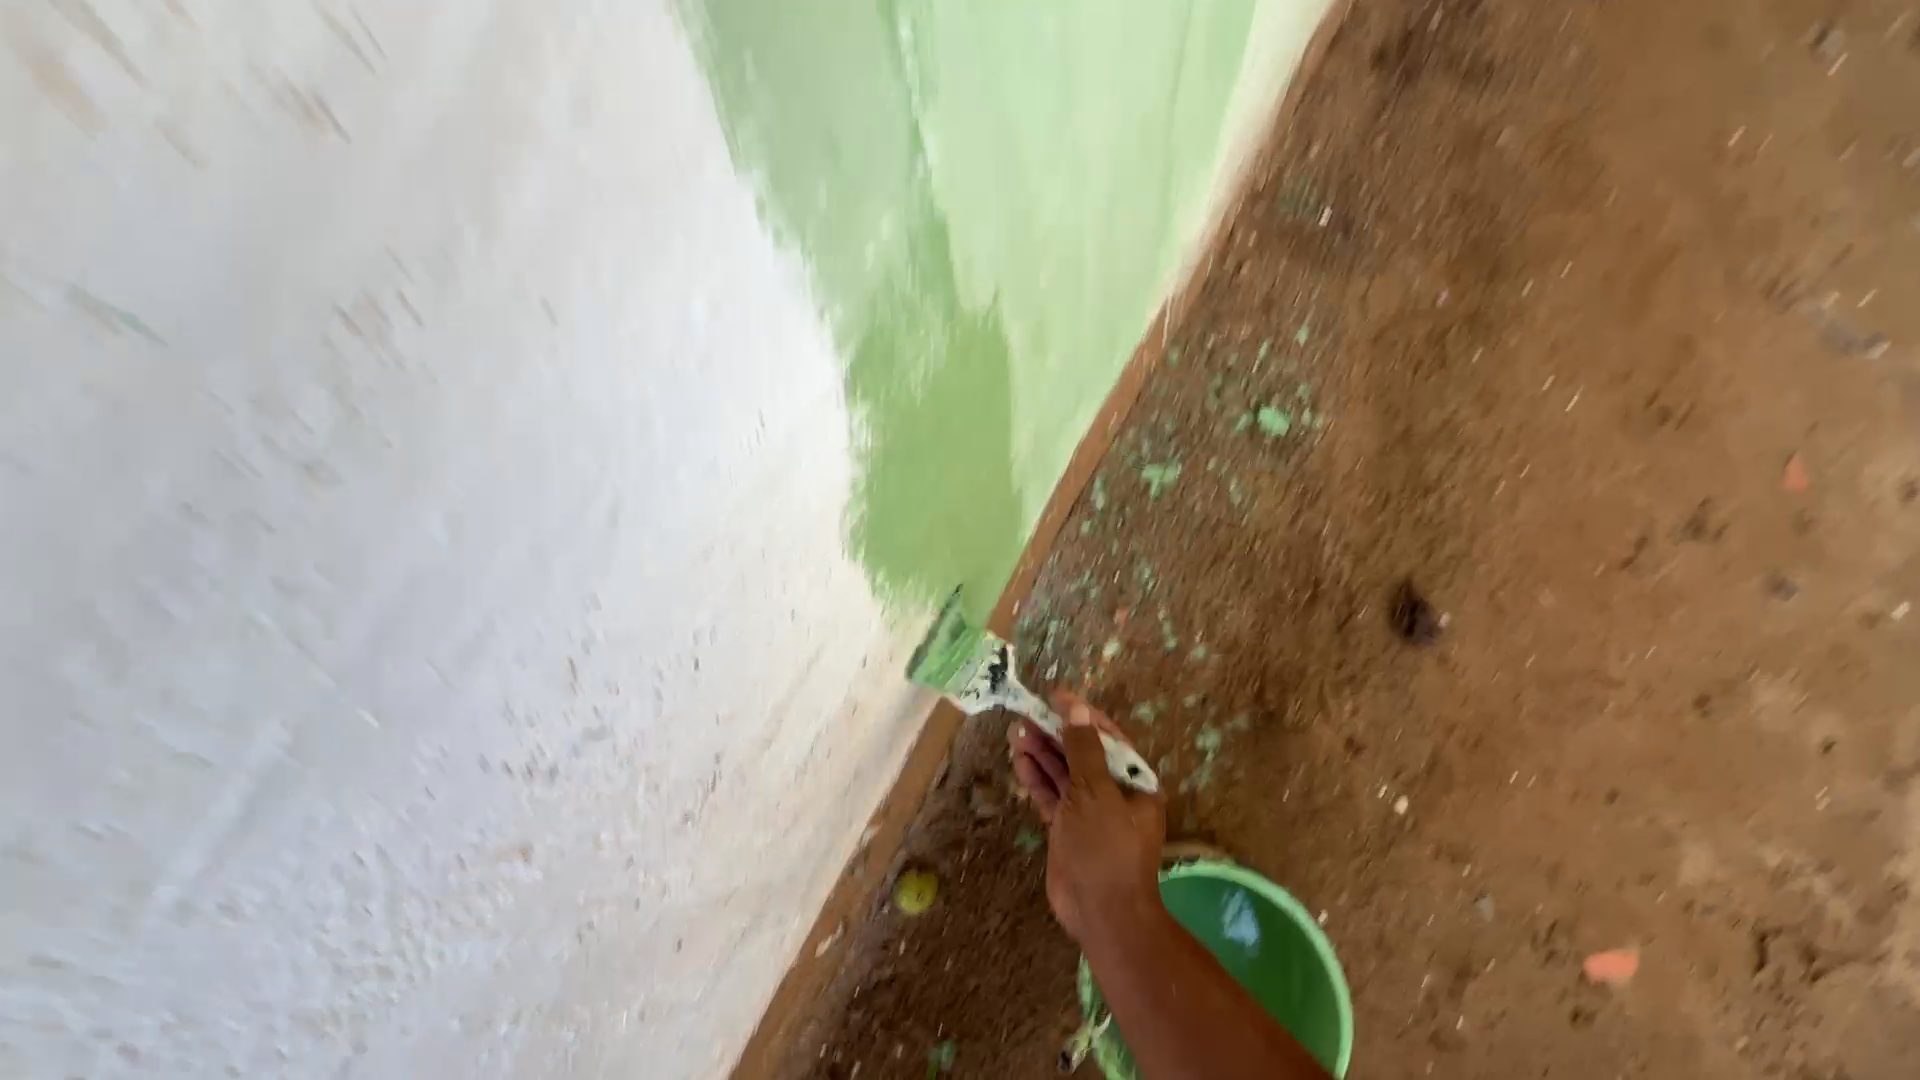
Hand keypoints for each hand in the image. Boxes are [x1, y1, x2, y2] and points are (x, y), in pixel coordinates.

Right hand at [1007, 691, 1166, 942]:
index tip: (1056, 697)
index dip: (1082, 715)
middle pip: (1082, 753)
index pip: (1108, 737)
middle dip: (1056, 733)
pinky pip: (1051, 795)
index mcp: (1135, 782)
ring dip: (1042, 753)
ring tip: (1017, 732)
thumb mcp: (1096, 792)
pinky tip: (1019, 760)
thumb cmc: (1107, 848)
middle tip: (1027, 713)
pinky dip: (1036, 778)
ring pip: (1064, 773)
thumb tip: (1076, 709)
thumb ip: (1084, 749)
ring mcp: (1089, 811)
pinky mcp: (1067, 828)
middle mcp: (1114, 793)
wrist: (1102, 913)